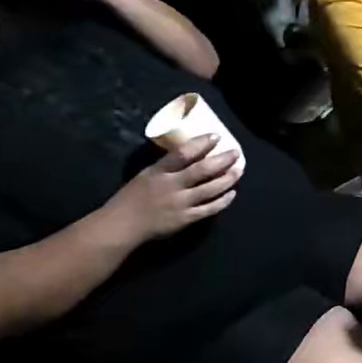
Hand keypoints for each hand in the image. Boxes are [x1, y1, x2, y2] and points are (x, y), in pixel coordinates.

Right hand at [107, 134, 240, 241]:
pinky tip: (232, 193)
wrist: (122, 226)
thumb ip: (165, 166)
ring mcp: (181, 203)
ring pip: (210, 189)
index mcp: (158, 171)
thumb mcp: (145, 175)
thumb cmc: (131, 198)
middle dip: (222, 160)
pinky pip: (209, 209)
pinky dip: (223, 201)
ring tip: (239, 170)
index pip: (183, 153)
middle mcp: (172, 186)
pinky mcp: (186, 219)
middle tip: (236, 152)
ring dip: (227, 179)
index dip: (201, 143)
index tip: (216, 136)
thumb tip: (187, 154)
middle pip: (202, 170)